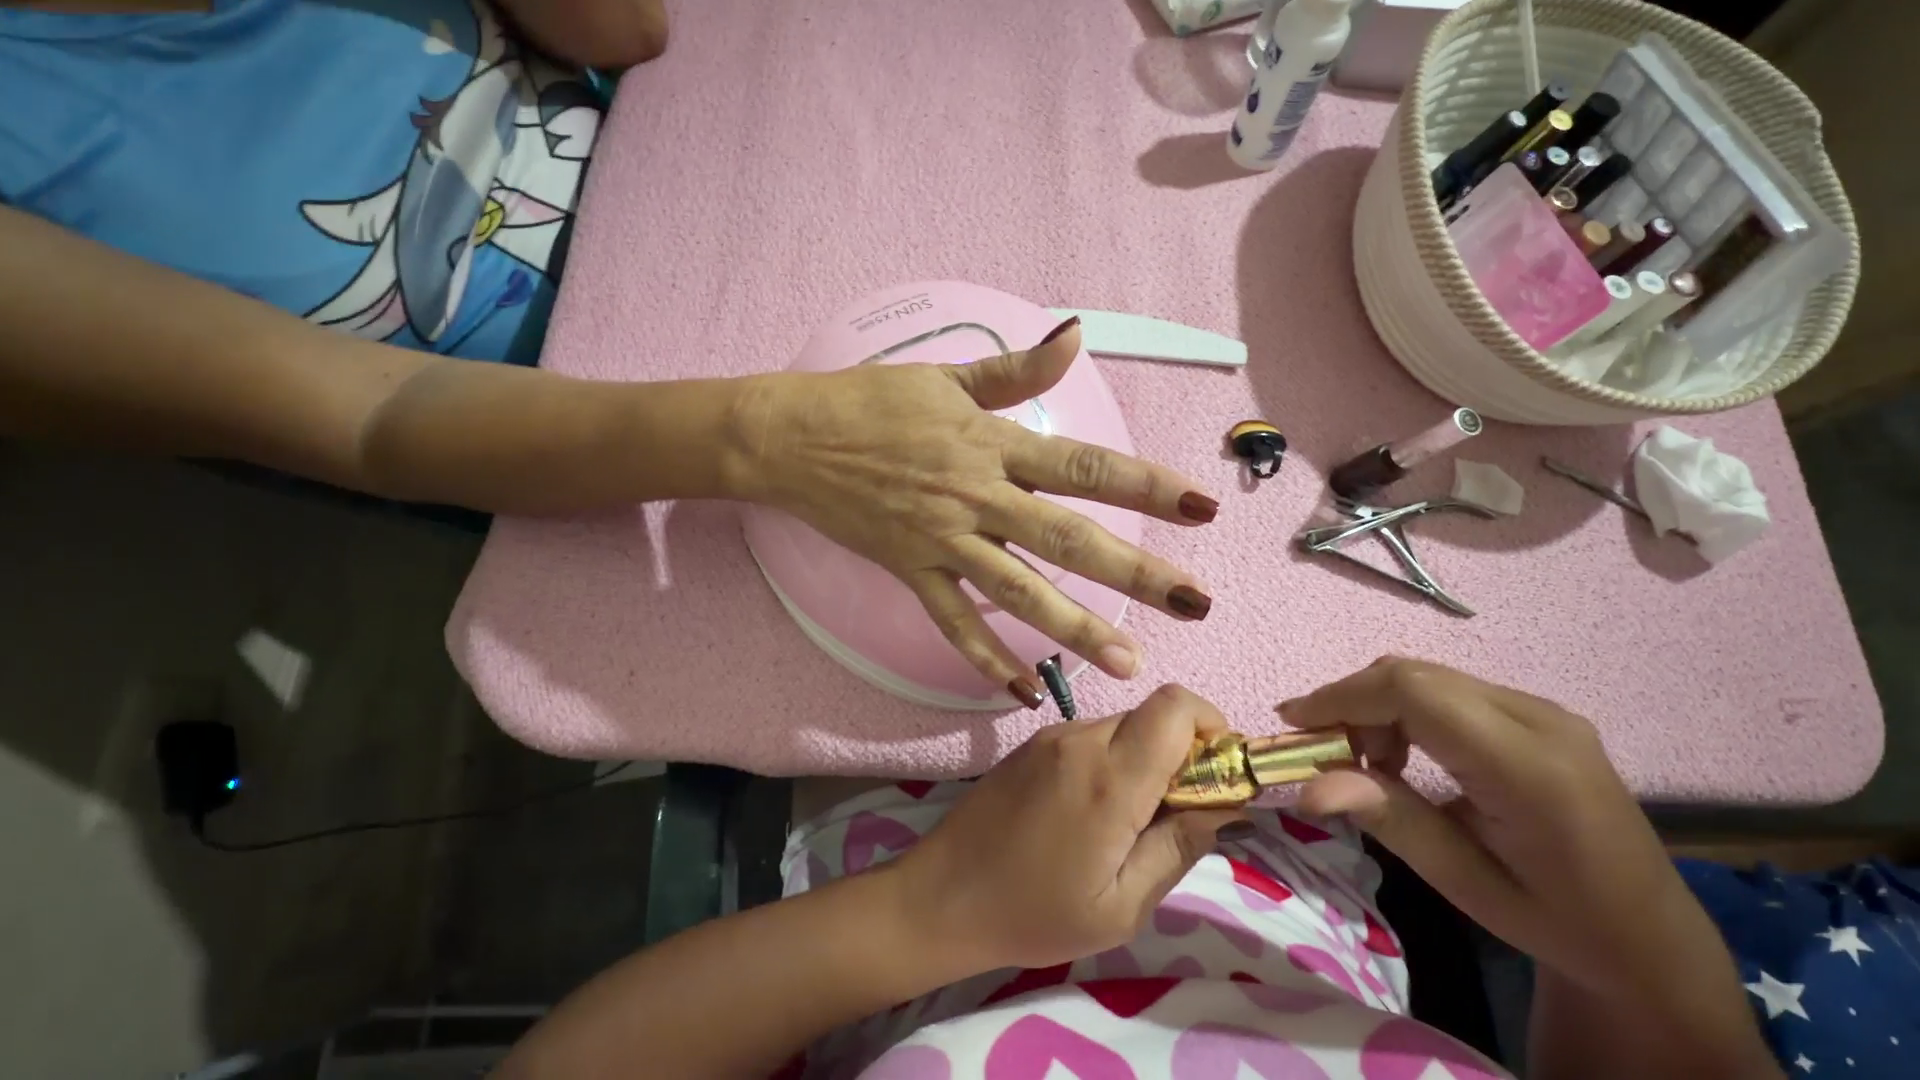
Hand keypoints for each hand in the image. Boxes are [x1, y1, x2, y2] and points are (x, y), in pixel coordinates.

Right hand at [730, 319, 1216, 704]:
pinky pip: (952, 624)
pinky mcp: (911, 573)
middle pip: (1069, 540)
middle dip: (1136, 571)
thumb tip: (1078, 336)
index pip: (1087, 468)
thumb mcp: (946, 375)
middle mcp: (978, 499)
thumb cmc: (870, 401)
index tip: (1200, 509)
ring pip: (1019, 593)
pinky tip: (1022, 689)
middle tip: (1194, 602)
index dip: (1148, 486)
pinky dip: (985, 659)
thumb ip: (1016, 369)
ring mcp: (943, 543)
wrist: (792, 439)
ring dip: (1076, 629)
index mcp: (993, 446)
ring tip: (1129, 660)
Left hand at [895, 685, 1242, 972]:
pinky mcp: (1029, 747)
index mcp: (1108, 777)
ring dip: (1144, 762)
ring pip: (1123, 727)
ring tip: (1128, 825)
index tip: (1218, 779)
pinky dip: (1111, 763)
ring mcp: (1049, 738)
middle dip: (1183, 754)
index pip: (1177, 707)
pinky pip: (1089, 738)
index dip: (1212, 728)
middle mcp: (1078, 740)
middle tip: (1176, 815)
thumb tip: (1224, 804)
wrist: (939, 900)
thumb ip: (1178, 847)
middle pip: (1154, 716)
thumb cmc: (1034, 914)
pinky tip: (1091, 816)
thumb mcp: (1122, 906)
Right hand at [1282, 659, 1723, 1000]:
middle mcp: (1540, 718)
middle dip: (1352, 702)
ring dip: (1378, 707)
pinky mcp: (1539, 715)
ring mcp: (1544, 711)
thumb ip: (1392, 822)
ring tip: (1366, 765)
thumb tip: (1307, 787)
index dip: (1342, 697)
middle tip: (1321, 753)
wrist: (1648, 932)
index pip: (1415, 692)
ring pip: (1429, 676)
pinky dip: (1407, 711)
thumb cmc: (1558, 920)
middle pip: (1416, 673)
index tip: (1292, 724)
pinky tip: (1404, 757)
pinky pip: (1452, 691)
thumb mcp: (1468, 884)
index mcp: (1528, 766)